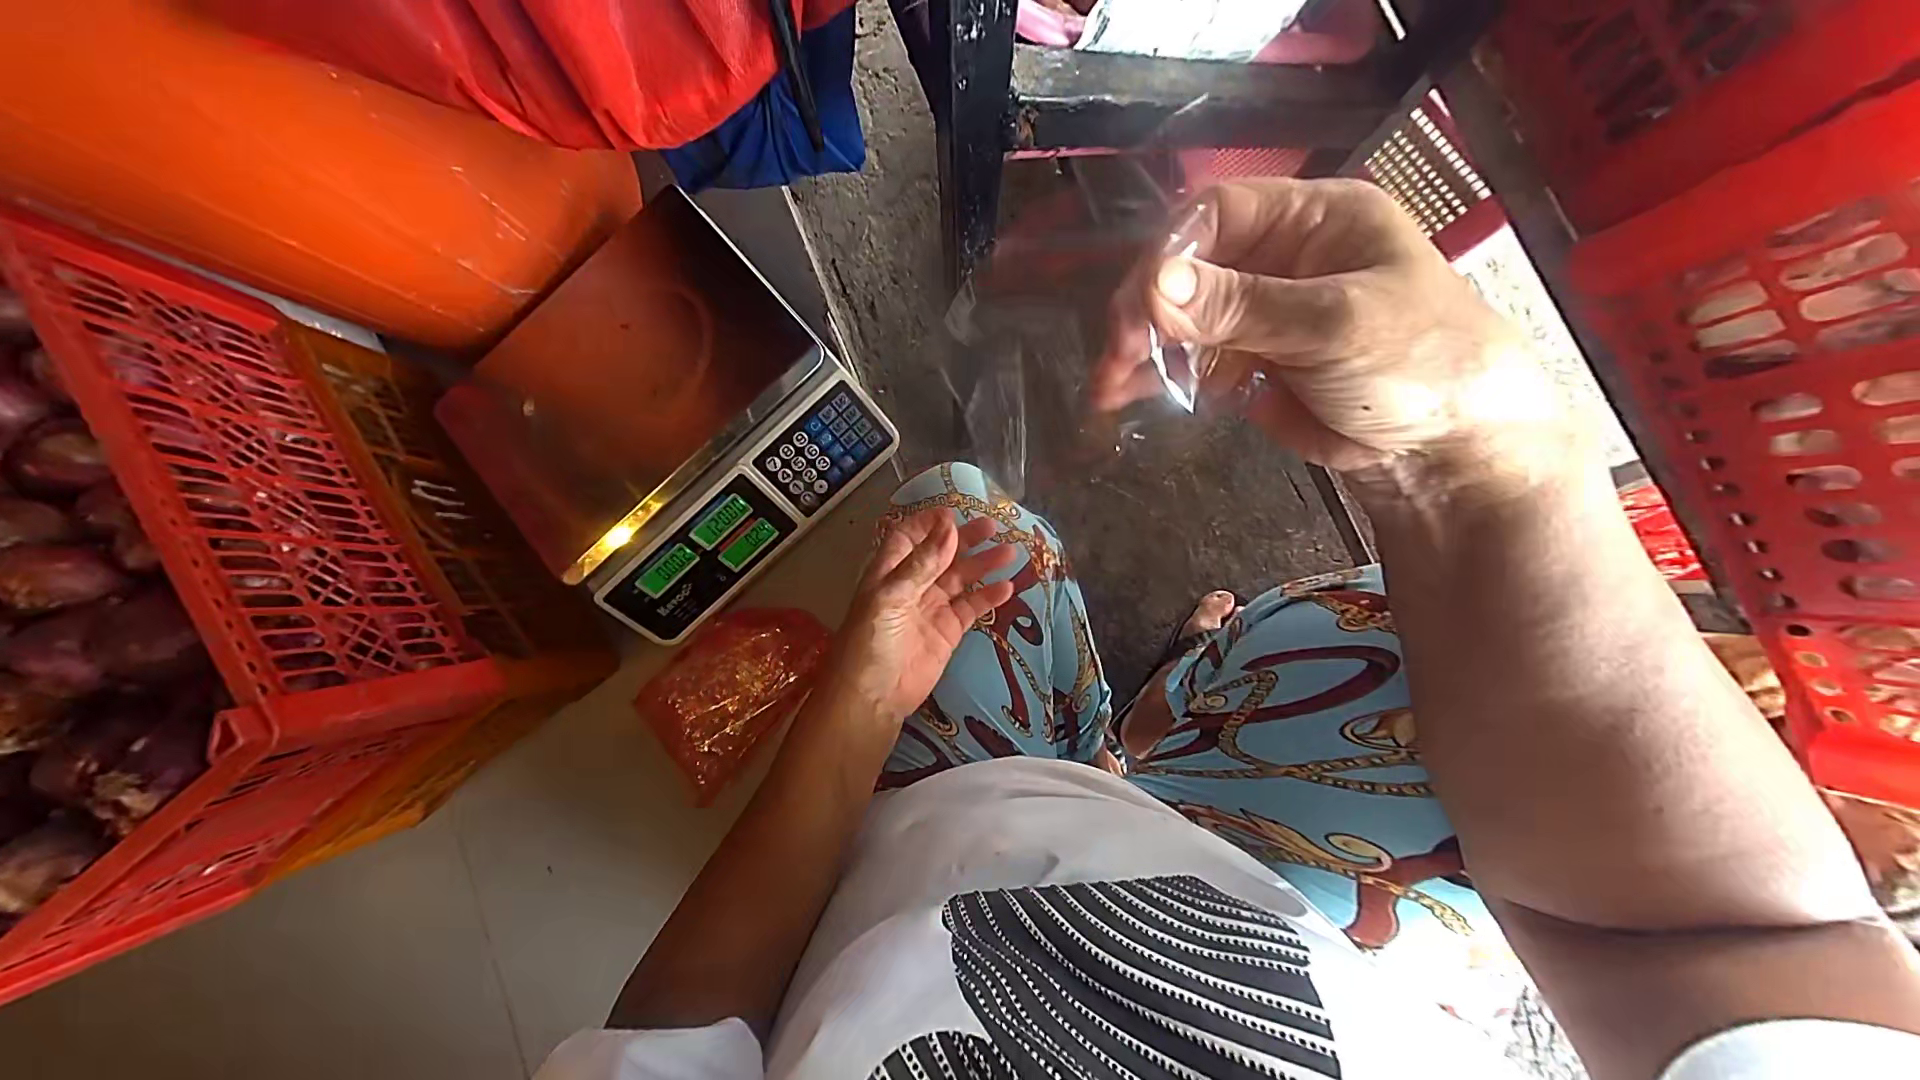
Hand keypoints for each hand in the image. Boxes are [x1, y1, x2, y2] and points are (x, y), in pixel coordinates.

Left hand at [827, 508, 1015, 723]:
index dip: (929, 523)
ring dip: (983, 565)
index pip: (909, 537)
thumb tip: (948, 528)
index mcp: (890, 571)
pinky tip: (1007, 588)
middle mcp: (912, 585)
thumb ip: (922, 564)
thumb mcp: (891, 597)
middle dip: (965, 539)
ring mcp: (932, 608)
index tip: (954, 512)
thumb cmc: (870, 642)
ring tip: (1009, 553)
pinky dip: (988, 597)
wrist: (873, 697)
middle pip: (941, 554)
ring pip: (961, 578)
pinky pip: (971, 608)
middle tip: (992, 526)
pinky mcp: (949, 631)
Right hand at [1091, 179, 1568, 494]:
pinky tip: (1122, 396)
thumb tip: (1154, 286)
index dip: (1170, 253)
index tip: (1139, 305)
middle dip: (1146, 309)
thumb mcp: (1333, 324)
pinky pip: (1187, 361)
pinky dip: (1154, 377)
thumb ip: (1241, 305)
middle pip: (1187, 268)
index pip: (1216, 214)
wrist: (1441, 448)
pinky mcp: (1245, 363)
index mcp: (1311, 220)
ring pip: (1179, 318)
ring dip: (1139, 348)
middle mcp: (1277, 258)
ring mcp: (1257, 314)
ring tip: (1106, 385)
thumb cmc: (1416, 361)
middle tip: (1117, 353)